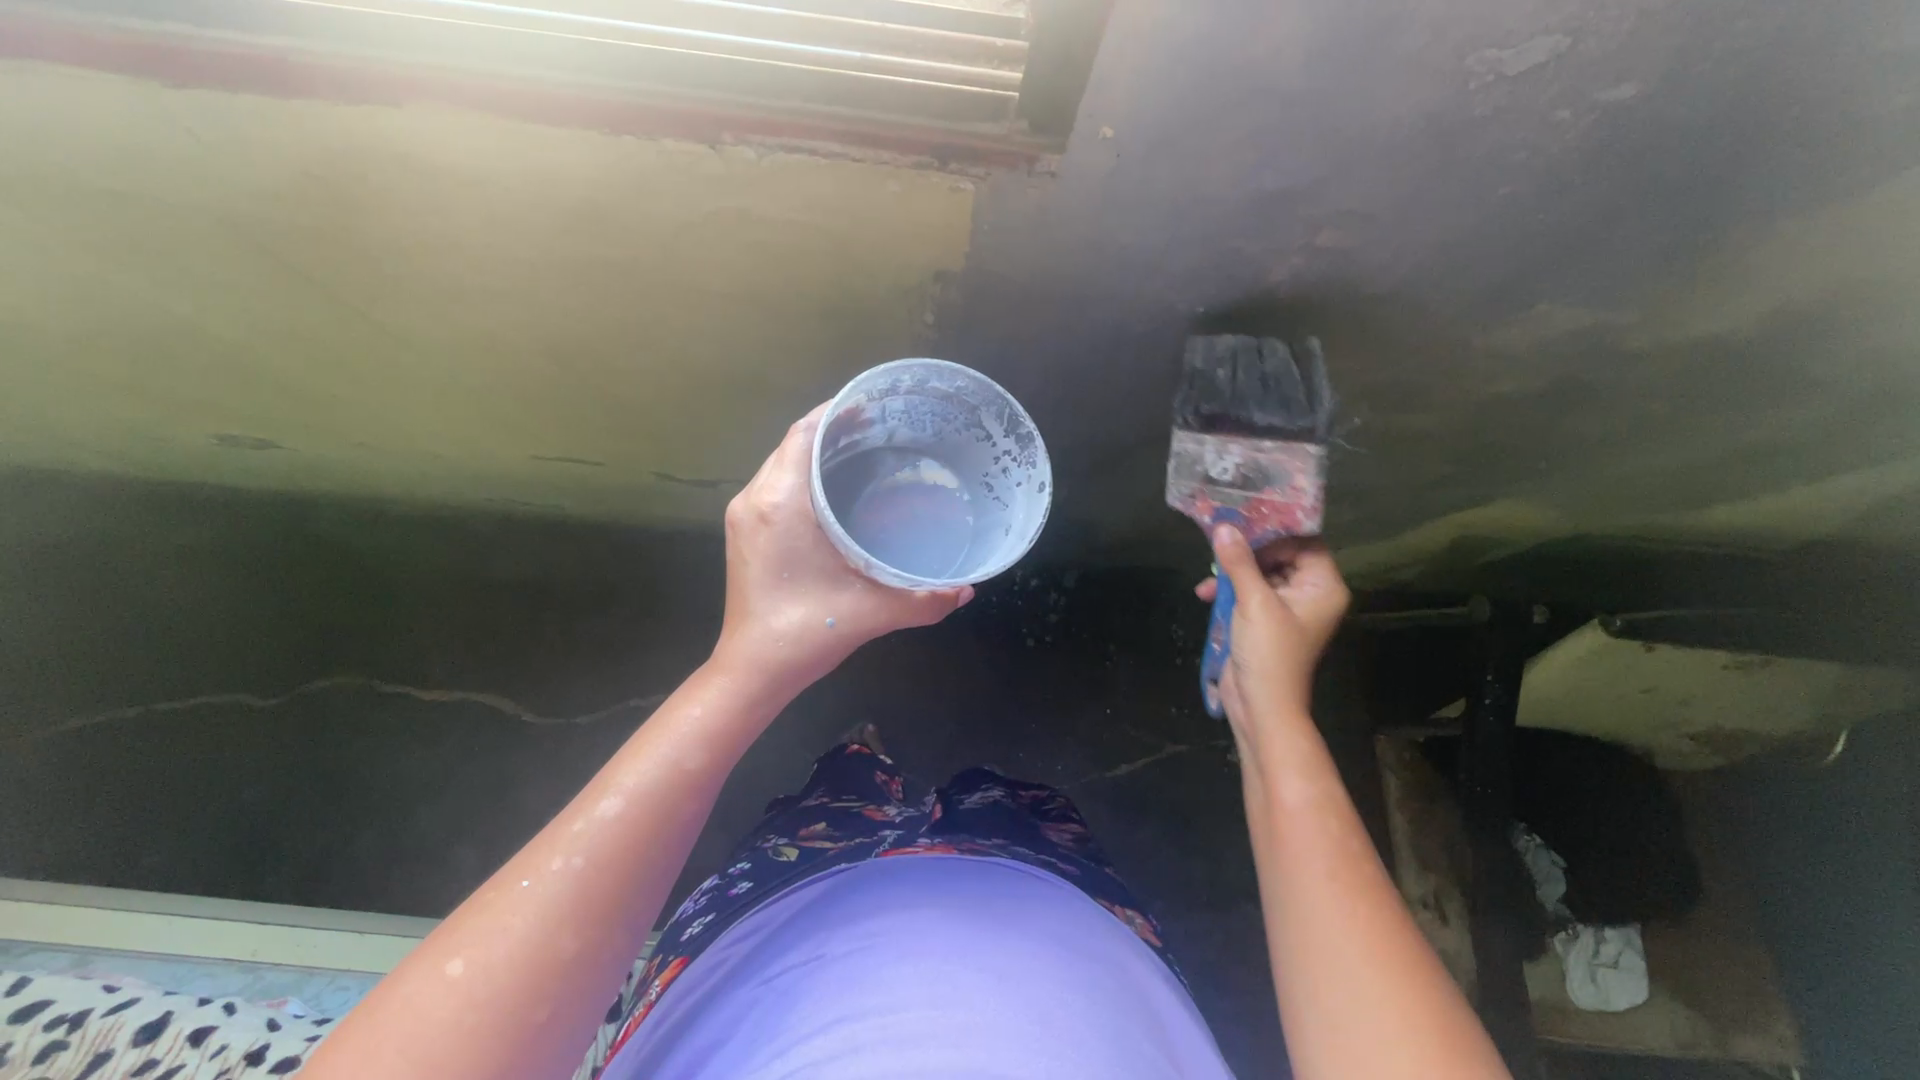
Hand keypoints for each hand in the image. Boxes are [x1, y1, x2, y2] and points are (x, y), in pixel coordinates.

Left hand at [715, 403, 972, 691]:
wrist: (753, 671)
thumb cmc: (806, 633)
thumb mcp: (873, 612)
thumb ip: (924, 600)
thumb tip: (967, 589)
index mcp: (781, 503)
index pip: (805, 433)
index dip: (838, 412)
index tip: (877, 407)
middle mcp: (756, 499)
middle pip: (794, 443)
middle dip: (835, 431)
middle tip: (884, 429)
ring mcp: (746, 516)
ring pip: (783, 464)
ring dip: (818, 452)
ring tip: (866, 452)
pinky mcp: (745, 533)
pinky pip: (777, 485)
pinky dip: (805, 476)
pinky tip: (838, 490)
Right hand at [1195, 525, 1349, 742]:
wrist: (1261, 705)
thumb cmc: (1268, 652)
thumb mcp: (1252, 602)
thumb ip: (1238, 562)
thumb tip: (1222, 527)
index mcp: (1323, 587)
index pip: (1305, 543)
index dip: (1276, 533)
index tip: (1243, 524)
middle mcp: (1310, 594)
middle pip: (1281, 556)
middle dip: (1248, 553)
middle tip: (1219, 545)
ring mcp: (1288, 608)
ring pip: (1261, 574)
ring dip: (1233, 573)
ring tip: (1209, 580)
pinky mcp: (1266, 621)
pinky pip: (1250, 593)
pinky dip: (1230, 591)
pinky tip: (1206, 594)